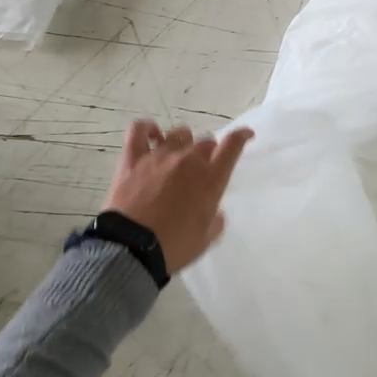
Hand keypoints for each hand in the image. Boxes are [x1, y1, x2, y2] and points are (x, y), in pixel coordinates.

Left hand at [102, 120, 251, 274]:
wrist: (130, 249)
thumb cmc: (173, 247)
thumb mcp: (204, 240)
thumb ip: (215, 223)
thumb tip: (215, 214)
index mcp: (210, 179)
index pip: (232, 145)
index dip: (241, 136)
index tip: (245, 135)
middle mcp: (188, 160)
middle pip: (205, 141)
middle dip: (208, 152)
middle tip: (201, 169)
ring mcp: (159, 156)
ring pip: (179, 133)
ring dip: (183, 142)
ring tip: (177, 155)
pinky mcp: (133, 159)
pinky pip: (138, 130)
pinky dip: (146, 128)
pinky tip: (151, 134)